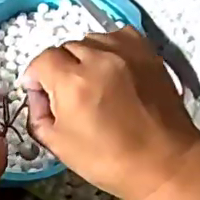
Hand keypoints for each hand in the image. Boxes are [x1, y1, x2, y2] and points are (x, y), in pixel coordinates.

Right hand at [25, 28, 199, 199]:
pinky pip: (119, 36)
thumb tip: (38, 97)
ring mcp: (127, 52)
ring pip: (91, 40)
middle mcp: (99, 59)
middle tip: (66, 95)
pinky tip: (111, 69)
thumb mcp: (59, 145)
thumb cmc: (109, 160)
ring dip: (84, 58)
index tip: (40, 93)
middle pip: (65, 48)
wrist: (163, 162)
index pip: (42, 60)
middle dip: (59, 69)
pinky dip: (109, 48)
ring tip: (92, 83)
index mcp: (72, 83)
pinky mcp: (148, 53)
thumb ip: (38, 115)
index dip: (35, 77)